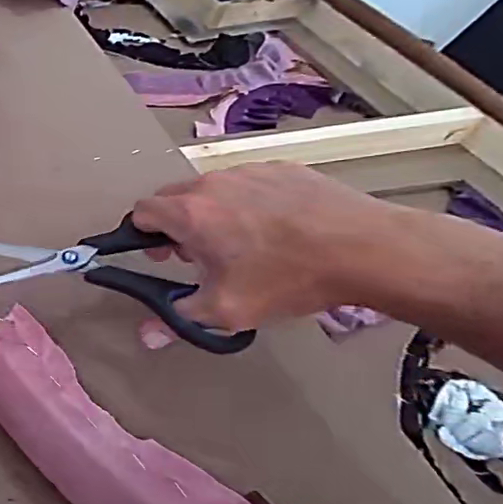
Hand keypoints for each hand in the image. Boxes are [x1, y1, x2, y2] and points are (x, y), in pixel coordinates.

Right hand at [131, 162, 435, 330]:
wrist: (360, 247)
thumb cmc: (287, 278)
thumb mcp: (227, 309)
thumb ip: (179, 317)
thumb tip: (147, 335)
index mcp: (191, 213)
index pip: (142, 211)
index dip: (142, 234)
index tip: (160, 256)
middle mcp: (212, 183)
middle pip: (174, 197)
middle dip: (176, 225)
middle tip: (198, 256)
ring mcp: (248, 170)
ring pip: (212, 190)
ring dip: (212, 213)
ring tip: (242, 245)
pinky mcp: (279, 168)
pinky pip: (248, 183)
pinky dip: (247, 202)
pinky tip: (275, 229)